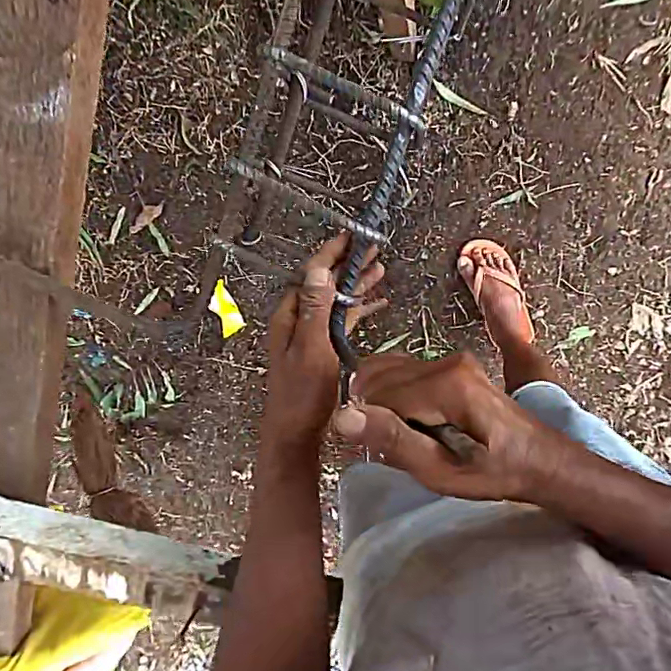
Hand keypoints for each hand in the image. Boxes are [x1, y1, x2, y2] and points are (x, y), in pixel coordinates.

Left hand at [261, 234, 385, 459]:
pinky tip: (375, 303)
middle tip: (373, 248)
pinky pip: (342, 321)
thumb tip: (320, 269)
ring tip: (380, 269)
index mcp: (290, 317)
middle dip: (349, 265)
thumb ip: (316, 309)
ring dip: (357, 285)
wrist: (296, 433)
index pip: (311, 275)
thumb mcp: (311, 349)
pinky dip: (359, 310)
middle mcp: (298, 322)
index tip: (351, 237)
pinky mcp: (322, 350)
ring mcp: (310, 336)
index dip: (332, 254)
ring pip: (336, 301)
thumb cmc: (301, 395)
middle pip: (325, 284)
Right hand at [331, 353, 575, 501]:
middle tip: (395, 446)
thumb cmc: (495, 474)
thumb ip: (393, 440)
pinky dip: (394, 394)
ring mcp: (452, 360)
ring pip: (387, 372)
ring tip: (405, 434)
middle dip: (375, 411)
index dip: (370, 424)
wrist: (542, 460)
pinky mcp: (454, 365)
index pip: (376, 394)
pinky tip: (410, 419)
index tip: (383, 452)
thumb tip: (344, 417)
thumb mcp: (441, 472)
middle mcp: (447, 362)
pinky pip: (404, 371)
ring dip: (383, 403)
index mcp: (446, 386)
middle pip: (379, 378)